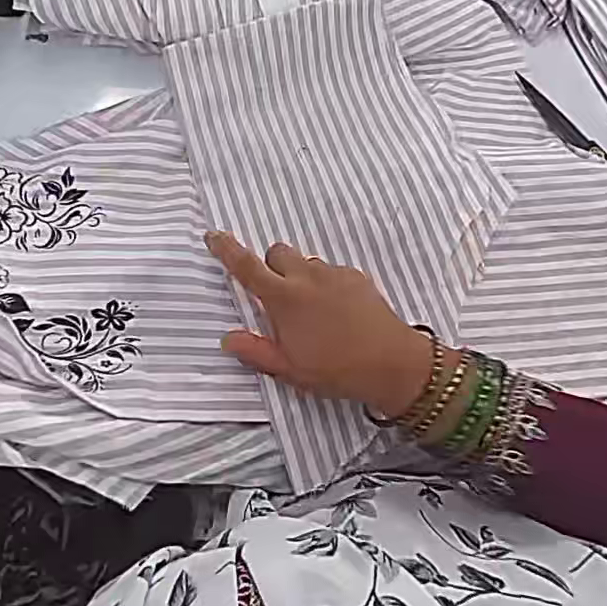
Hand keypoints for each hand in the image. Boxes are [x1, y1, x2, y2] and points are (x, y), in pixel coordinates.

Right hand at [204, 231, 434, 418]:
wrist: (392, 363)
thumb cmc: (335, 370)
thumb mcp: (289, 369)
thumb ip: (255, 351)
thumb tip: (228, 338)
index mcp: (284, 298)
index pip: (247, 267)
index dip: (227, 249)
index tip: (214, 236)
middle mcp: (307, 277)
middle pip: (277, 252)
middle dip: (271, 267)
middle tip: (277, 297)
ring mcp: (334, 274)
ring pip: (306, 263)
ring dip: (300, 277)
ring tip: (311, 311)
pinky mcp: (357, 276)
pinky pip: (331, 271)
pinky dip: (326, 284)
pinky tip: (337, 311)